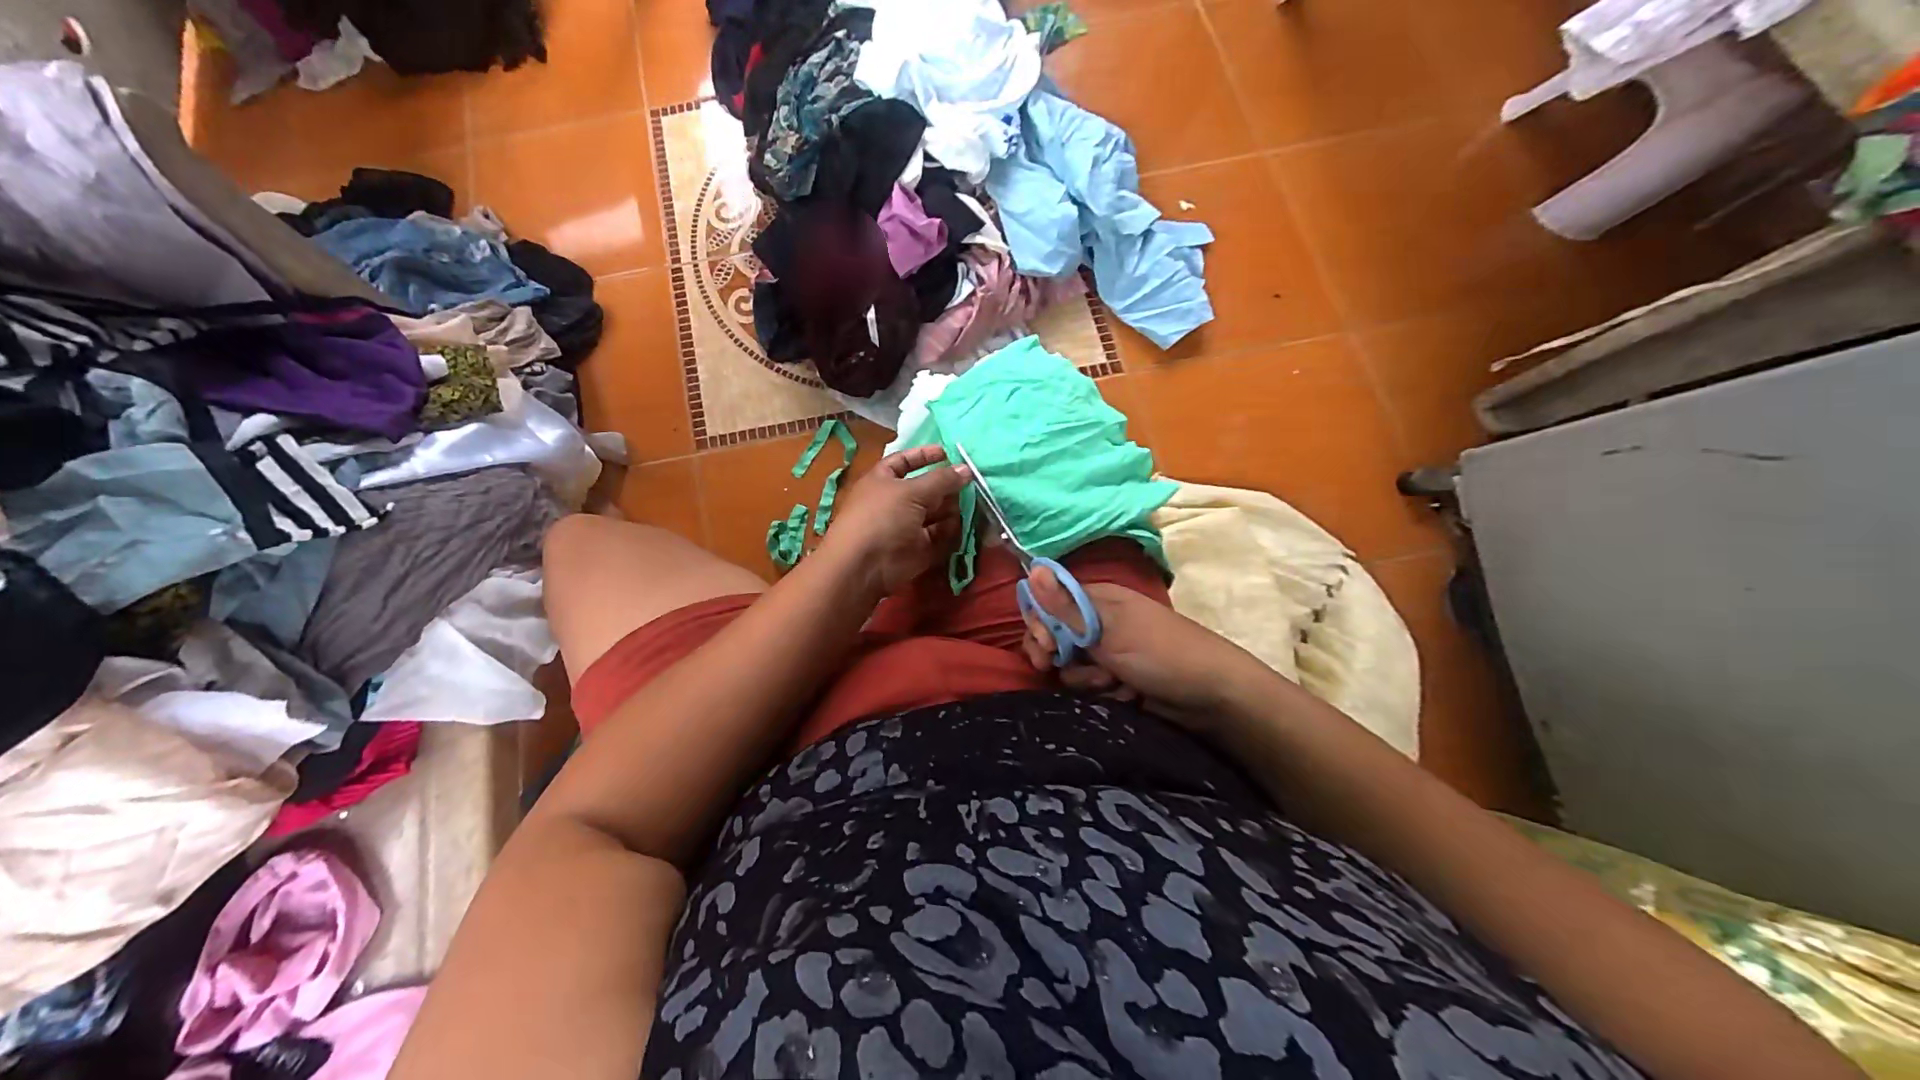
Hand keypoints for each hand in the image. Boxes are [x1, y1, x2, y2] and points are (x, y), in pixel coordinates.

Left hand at [820, 446, 970, 600]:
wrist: (863, 567)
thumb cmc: (881, 518)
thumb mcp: (911, 492)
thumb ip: (941, 479)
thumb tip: (966, 469)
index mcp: (883, 480)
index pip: (904, 461)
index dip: (924, 455)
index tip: (948, 453)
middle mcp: (895, 501)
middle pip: (926, 488)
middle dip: (946, 486)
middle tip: (969, 483)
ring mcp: (907, 526)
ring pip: (936, 513)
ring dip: (952, 509)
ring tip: (967, 505)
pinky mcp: (918, 549)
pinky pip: (939, 535)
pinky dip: (951, 531)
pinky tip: (962, 526)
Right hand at [1019, 565, 1271, 730]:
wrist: (1213, 697)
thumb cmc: (1162, 653)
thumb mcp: (1110, 630)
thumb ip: (1066, 607)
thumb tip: (1032, 568)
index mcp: (1098, 598)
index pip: (1049, 603)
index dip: (1040, 624)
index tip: (1046, 646)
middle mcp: (1099, 621)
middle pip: (1054, 636)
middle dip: (1056, 656)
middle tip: (1058, 666)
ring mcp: (1108, 652)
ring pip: (1070, 666)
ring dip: (1085, 678)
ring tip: (1112, 683)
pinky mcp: (1116, 679)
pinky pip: (1089, 686)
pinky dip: (1101, 692)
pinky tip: (1122, 695)